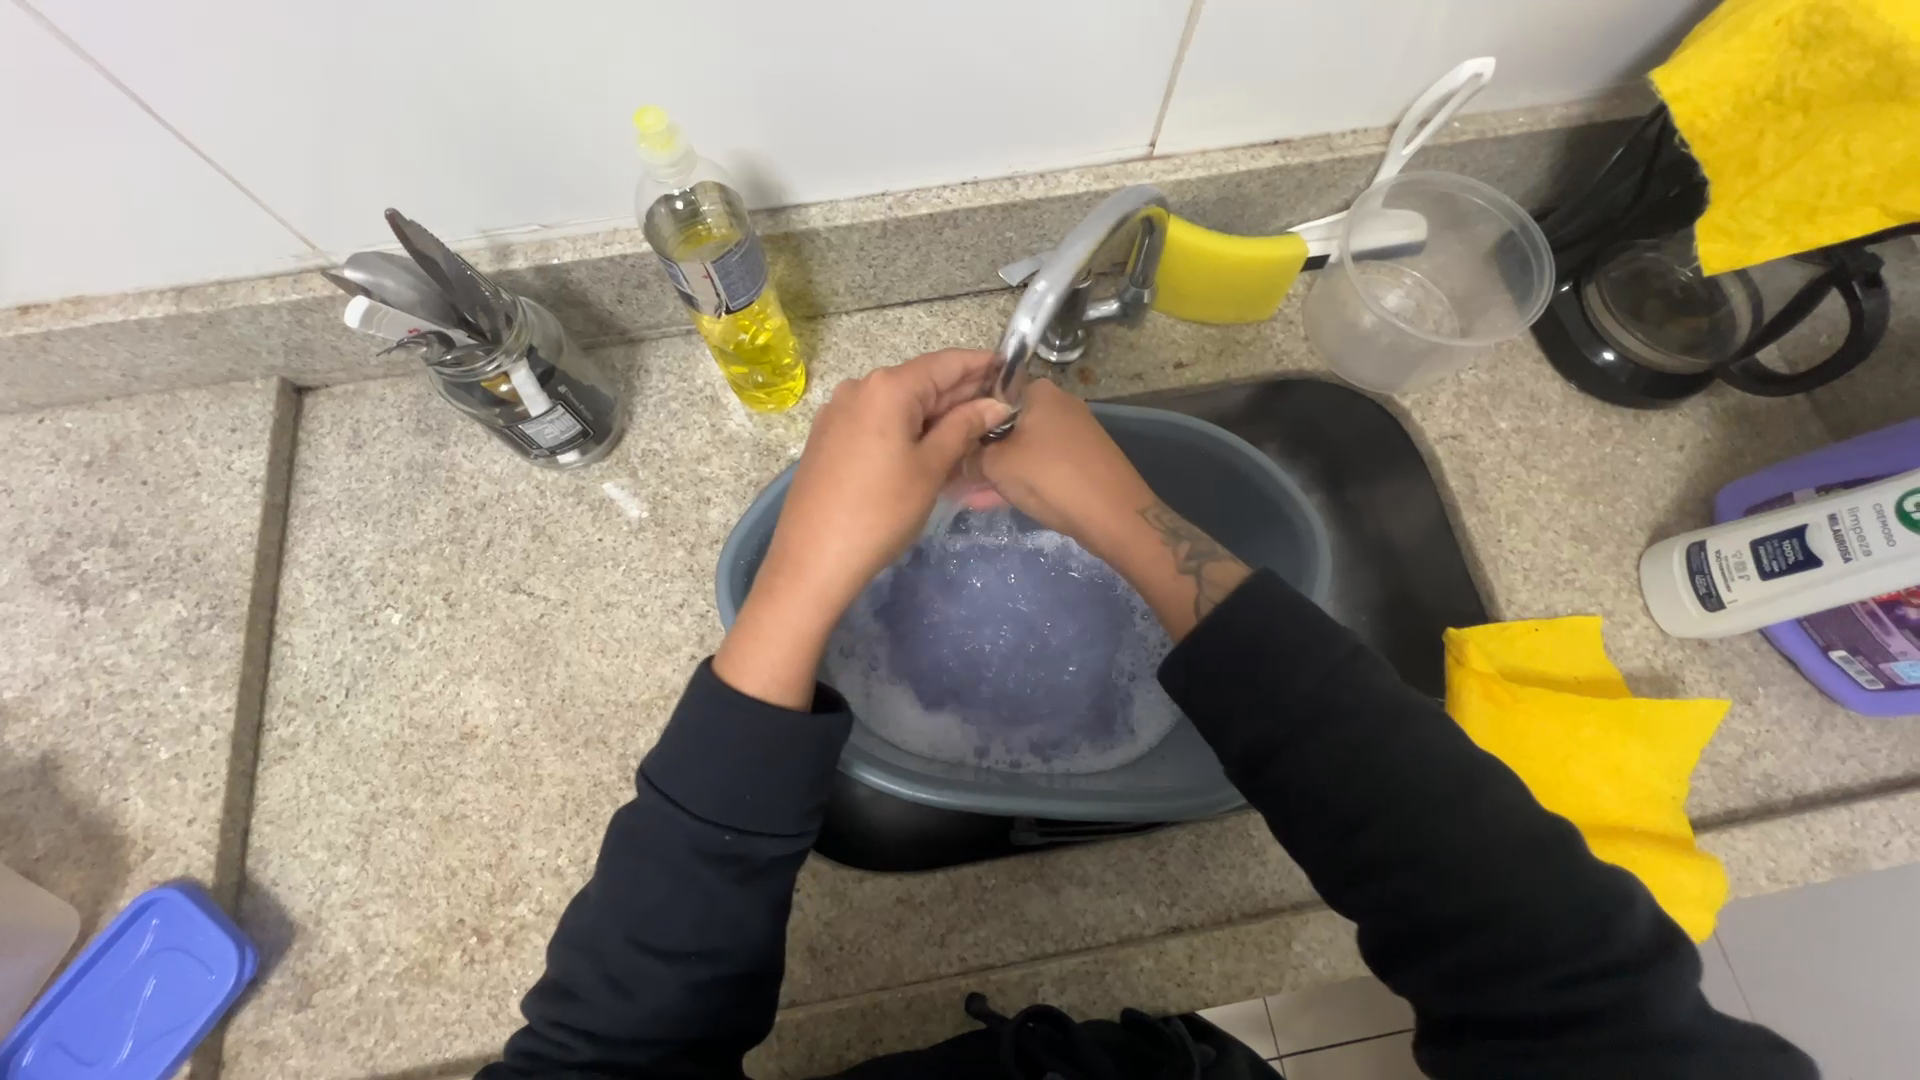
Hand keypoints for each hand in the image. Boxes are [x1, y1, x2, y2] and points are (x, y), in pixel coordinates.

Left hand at [714, 349, 1010, 707]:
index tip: (1012, 370)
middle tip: (1001, 409)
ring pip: (900, 406)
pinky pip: (879, 424)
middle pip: (922, 382)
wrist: (814, 560)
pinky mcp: (829, 439)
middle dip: (962, 394)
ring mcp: (839, 413)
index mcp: (888, 387)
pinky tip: (931, 450)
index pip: (946, 363)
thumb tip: (994, 403)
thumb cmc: (881, 512)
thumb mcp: (931, 468)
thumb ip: (964, 427)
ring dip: (936, 417)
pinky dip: (909, 431)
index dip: (981, 364)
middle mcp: (860, 388)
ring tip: (974, 435)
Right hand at [978, 378, 1247, 641]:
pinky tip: (990, 501)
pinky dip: (1018, 479)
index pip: (990, 394)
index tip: (946, 441)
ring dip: (995, 470)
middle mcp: (1058, 404)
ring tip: (965, 492)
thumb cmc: (1051, 478)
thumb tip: (954, 457)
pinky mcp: (1081, 460)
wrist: (1115, 515)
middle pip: (1005, 423)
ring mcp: (1072, 433)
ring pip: (1022, 448)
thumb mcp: (997, 466)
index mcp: (1038, 391)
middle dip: (979, 450)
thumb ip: (970, 456)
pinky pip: (1039, 465)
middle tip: (952, 474)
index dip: (965, 418)